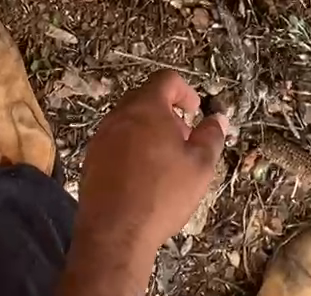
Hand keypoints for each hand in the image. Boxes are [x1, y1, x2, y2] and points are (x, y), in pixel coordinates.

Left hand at [63, 72, 225, 288]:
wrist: (114, 232)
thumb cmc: (162, 194)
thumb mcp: (199, 166)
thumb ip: (211, 137)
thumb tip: (219, 119)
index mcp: (147, 106)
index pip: (166, 79)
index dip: (185, 91)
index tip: (195, 111)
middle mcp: (120, 113)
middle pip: (146, 97)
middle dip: (168, 112)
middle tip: (183, 139)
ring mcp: (102, 135)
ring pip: (129, 120)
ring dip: (149, 130)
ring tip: (164, 162)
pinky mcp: (92, 157)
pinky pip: (116, 141)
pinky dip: (131, 148)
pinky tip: (142, 177)